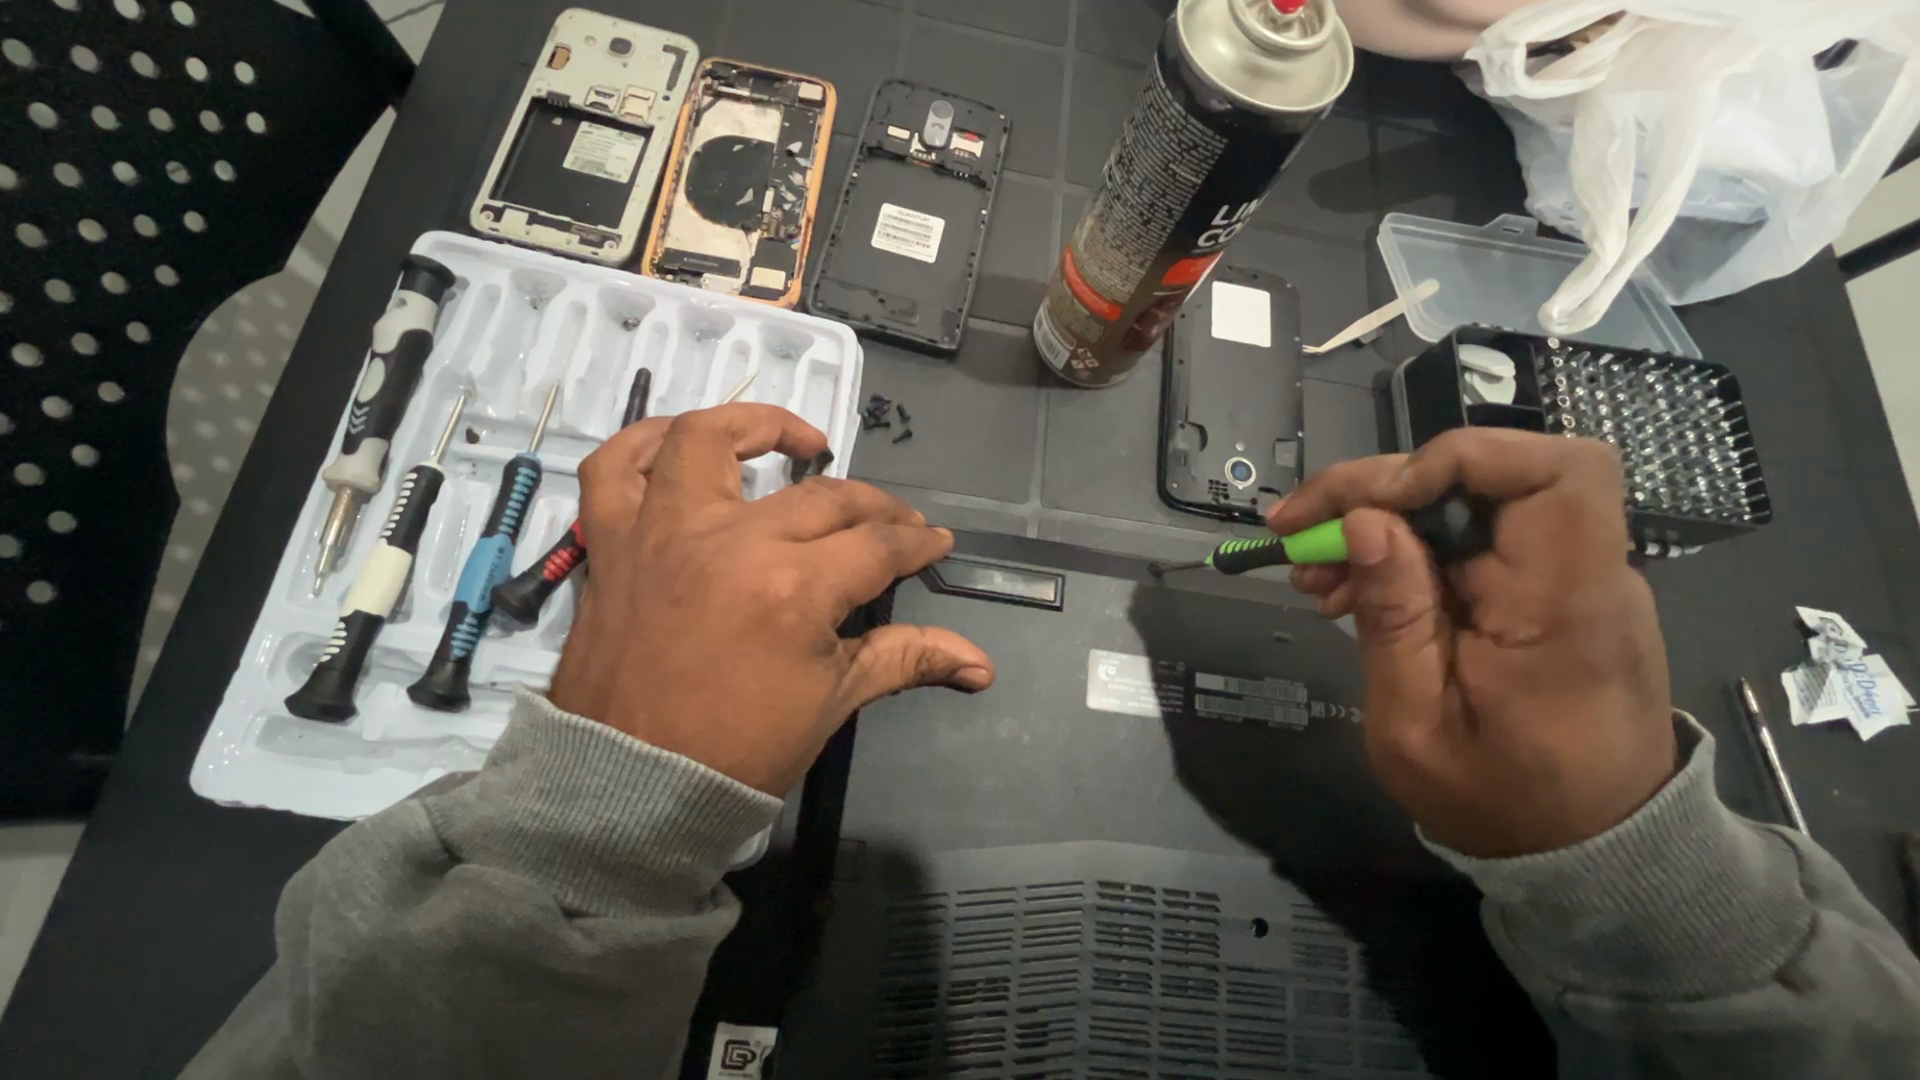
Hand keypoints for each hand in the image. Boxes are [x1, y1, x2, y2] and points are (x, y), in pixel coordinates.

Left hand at [549, 404, 994, 793]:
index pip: (878, 546)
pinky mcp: (614, 543)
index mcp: (795, 588)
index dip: (917, 542)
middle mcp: (732, 541)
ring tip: (798, 443)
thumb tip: (982, 665)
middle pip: (823, 498)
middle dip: (875, 505)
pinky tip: (680, 446)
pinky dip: (642, 444)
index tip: (935, 542)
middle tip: (894, 522)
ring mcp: (665, 533)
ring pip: (706, 441)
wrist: (630, 787)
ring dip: (758, 426)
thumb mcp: (833, 700)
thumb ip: (906, 660)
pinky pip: (613, 468)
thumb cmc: (739, 750)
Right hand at [1268, 429, 1675, 857]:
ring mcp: (1562, 579)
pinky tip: (1347, 588)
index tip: (1369, 506)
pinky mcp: (1538, 591)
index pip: (1551, 472)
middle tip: (1295, 528)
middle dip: (1377, 490)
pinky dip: (1399, 551)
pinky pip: (1465, 542)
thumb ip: (1393, 618)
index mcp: (1565, 606)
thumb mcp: (1415, 724)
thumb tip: (1365, 521)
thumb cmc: (1499, 802)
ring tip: (1310, 573)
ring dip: (1377, 522)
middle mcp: (1580, 574)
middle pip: (1488, 473)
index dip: (1454, 461)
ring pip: (1463, 503)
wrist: (1585, 852)